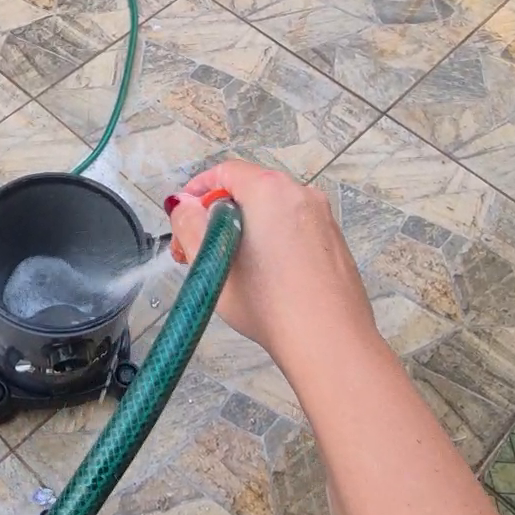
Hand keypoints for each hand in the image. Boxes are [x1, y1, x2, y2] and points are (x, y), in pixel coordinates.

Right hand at [167, 160, 376, 360]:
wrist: (329, 342)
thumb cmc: (270, 305)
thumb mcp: (211, 262)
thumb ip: (188, 224)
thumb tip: (183, 205)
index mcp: (270, 191)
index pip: (226, 171)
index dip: (197, 190)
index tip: (183, 213)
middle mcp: (301, 194)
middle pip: (248, 189)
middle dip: (216, 213)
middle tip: (195, 247)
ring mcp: (322, 217)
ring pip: (270, 209)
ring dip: (242, 227)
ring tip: (224, 265)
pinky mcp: (332, 241)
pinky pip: (291, 226)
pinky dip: (269, 238)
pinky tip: (258, 275)